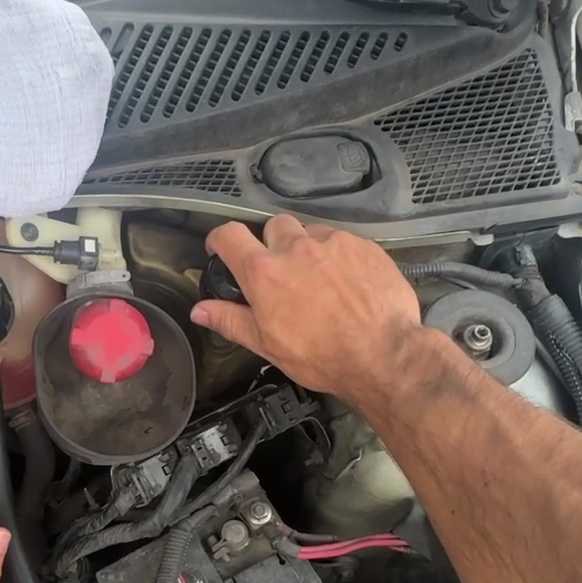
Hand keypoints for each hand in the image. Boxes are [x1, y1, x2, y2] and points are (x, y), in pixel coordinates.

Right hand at [191, 215, 434, 402]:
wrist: (382, 354)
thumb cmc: (321, 355)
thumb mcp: (266, 344)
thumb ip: (230, 320)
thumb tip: (200, 311)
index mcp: (264, 273)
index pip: (229, 236)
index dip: (219, 239)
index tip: (220, 248)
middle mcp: (296, 248)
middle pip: (273, 226)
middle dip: (271, 244)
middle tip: (279, 272)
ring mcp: (333, 243)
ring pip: (309, 232)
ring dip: (306, 249)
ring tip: (315, 279)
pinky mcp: (363, 246)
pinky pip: (342, 242)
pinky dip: (336, 257)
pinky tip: (344, 284)